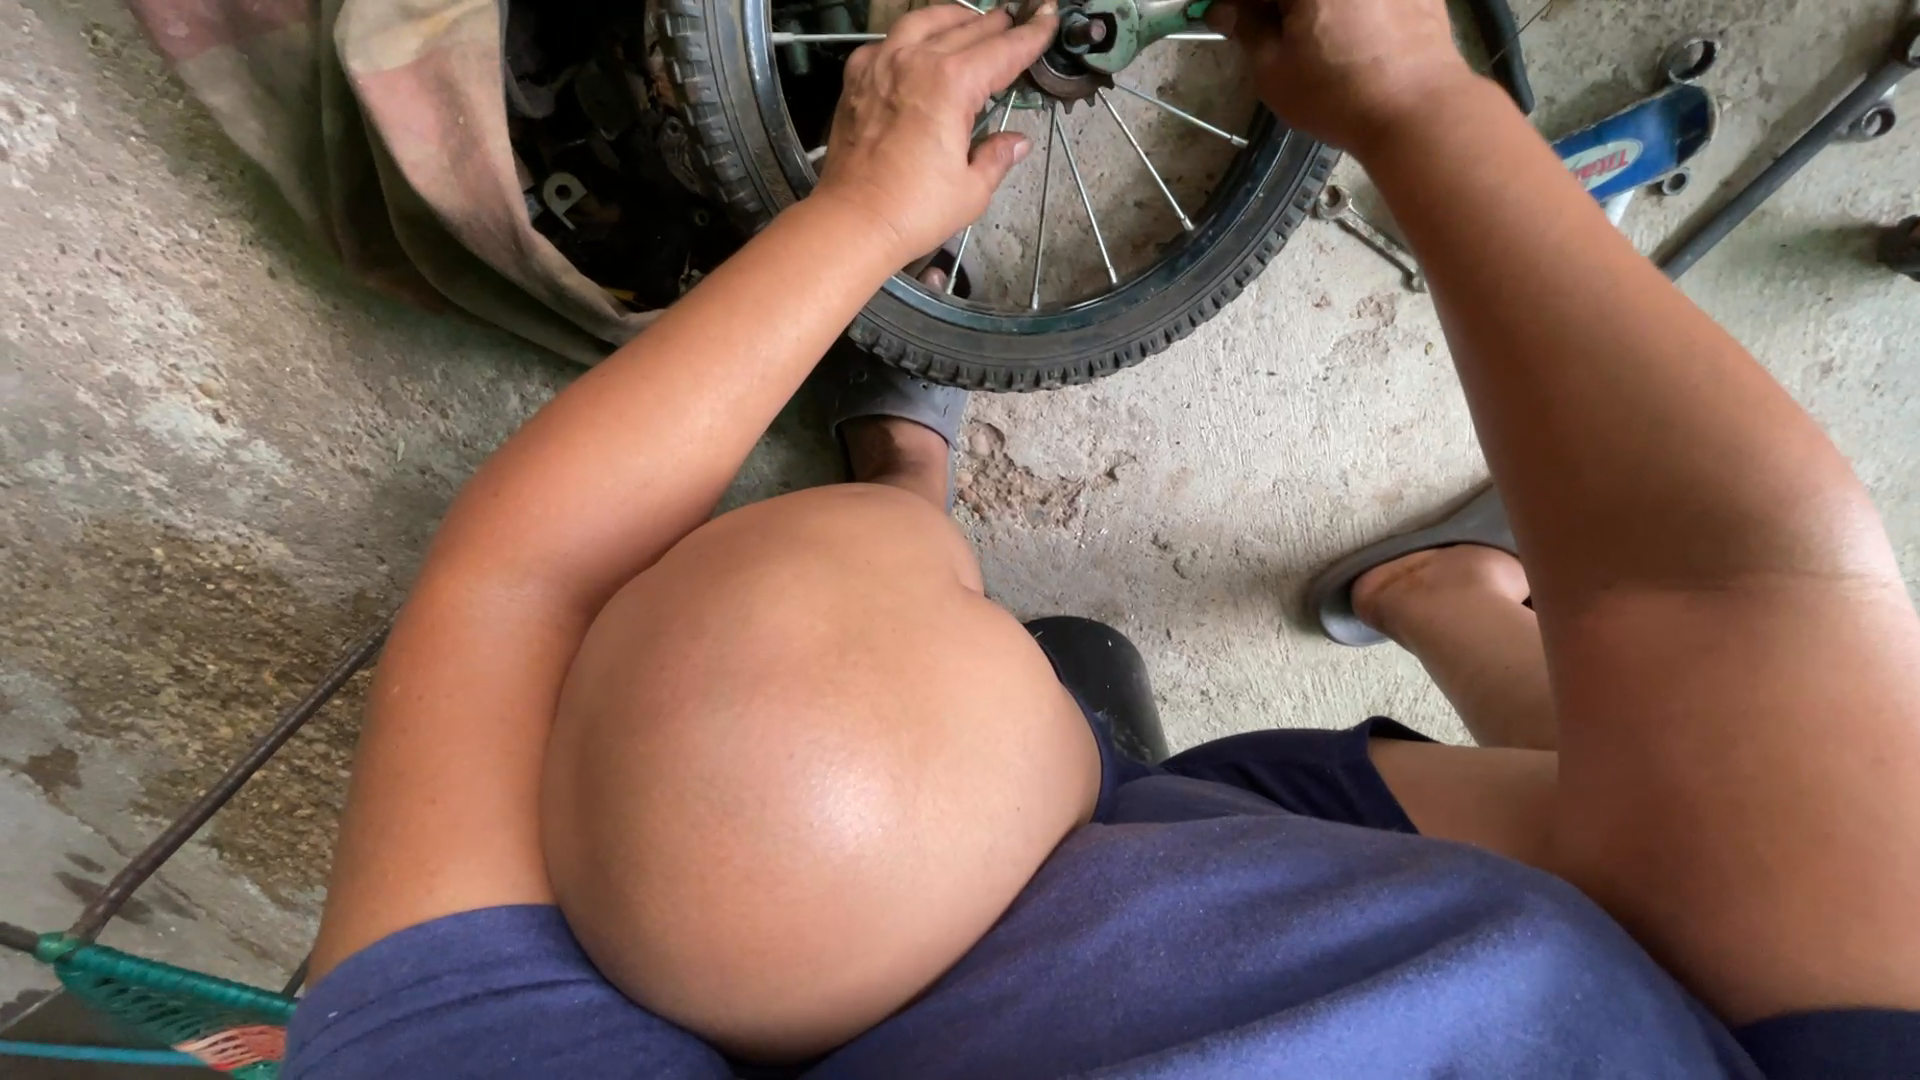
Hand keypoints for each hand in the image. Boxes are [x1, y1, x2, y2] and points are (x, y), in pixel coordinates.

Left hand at [811, 1, 1058, 262]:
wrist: (854, 222)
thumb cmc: (912, 211)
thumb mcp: (971, 191)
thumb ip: (996, 158)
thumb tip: (1016, 142)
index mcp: (951, 84)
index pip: (1002, 51)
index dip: (1030, 36)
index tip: (1047, 20)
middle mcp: (915, 61)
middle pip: (965, 29)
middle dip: (996, 25)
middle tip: (1015, 22)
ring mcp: (881, 65)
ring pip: (923, 22)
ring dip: (952, 18)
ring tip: (969, 21)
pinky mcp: (856, 80)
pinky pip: (887, 42)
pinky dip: (909, 37)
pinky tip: (917, 47)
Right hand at [1205, 0, 1480, 154]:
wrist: (1415, 105)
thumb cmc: (1333, 93)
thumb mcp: (1274, 70)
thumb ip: (1246, 30)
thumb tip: (1223, 10)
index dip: (1233, 2)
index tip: (1219, 14)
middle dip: (1269, 3)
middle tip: (1256, 23)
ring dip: (1303, 9)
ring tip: (1298, 32)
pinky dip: (1343, 8)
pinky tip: (1341, 30)